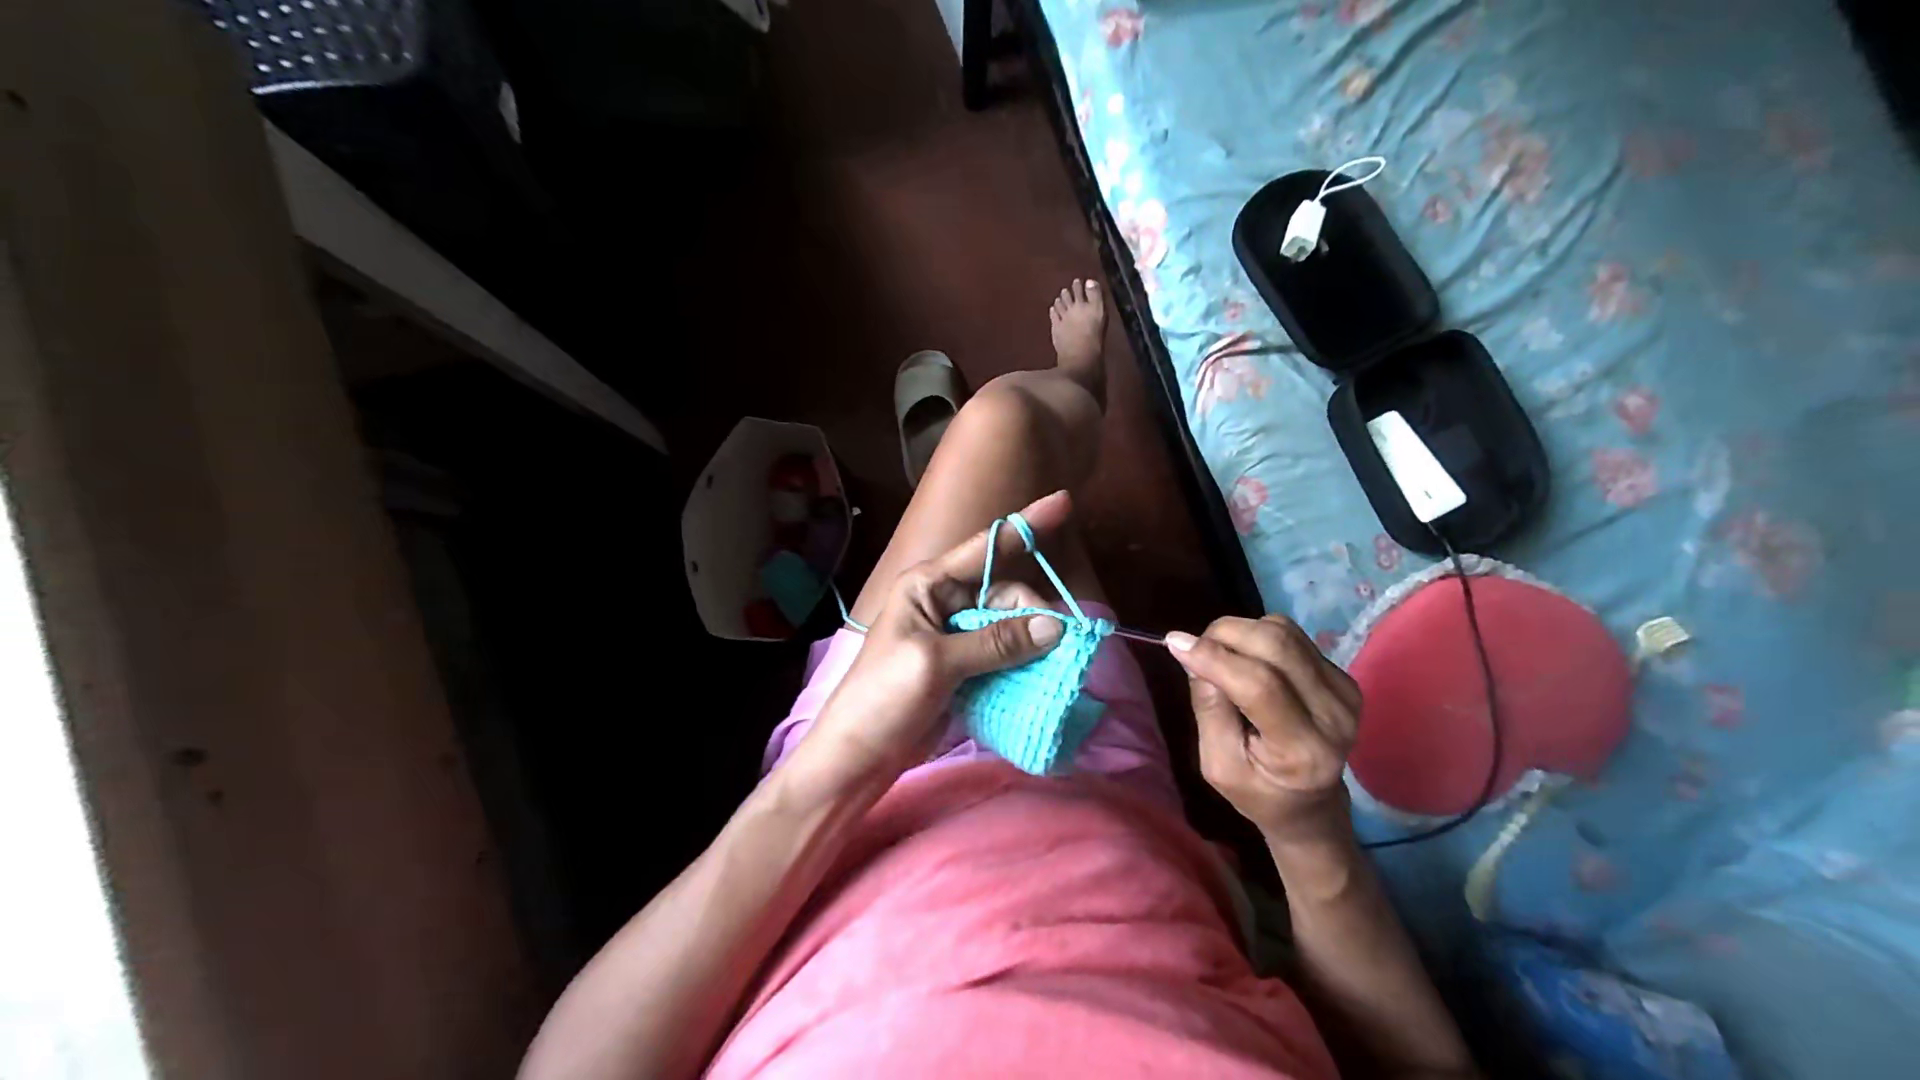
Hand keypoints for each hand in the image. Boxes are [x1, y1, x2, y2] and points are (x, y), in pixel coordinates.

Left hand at [794, 492, 1072, 788]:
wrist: (858, 756)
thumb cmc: (883, 697)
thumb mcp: (937, 663)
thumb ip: (995, 642)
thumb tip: (1054, 626)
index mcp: (928, 586)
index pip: (984, 548)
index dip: (1025, 526)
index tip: (1064, 502)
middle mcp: (944, 603)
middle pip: (1005, 592)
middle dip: (1035, 611)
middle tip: (1061, 642)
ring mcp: (955, 637)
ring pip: (1009, 625)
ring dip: (1035, 640)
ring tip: (1061, 661)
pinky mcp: (965, 668)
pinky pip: (1005, 655)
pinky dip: (1025, 663)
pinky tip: (1044, 675)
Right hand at [1166, 616, 1362, 842]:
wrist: (1310, 805)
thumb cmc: (1257, 791)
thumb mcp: (1218, 765)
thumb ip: (1209, 709)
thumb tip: (1190, 651)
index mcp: (1301, 749)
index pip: (1260, 685)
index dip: (1214, 657)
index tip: (1175, 643)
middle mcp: (1333, 715)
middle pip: (1276, 645)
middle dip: (1225, 634)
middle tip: (1196, 647)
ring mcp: (1343, 693)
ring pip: (1284, 632)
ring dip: (1241, 632)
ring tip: (1221, 655)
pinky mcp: (1343, 678)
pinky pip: (1293, 636)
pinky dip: (1259, 637)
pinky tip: (1248, 660)